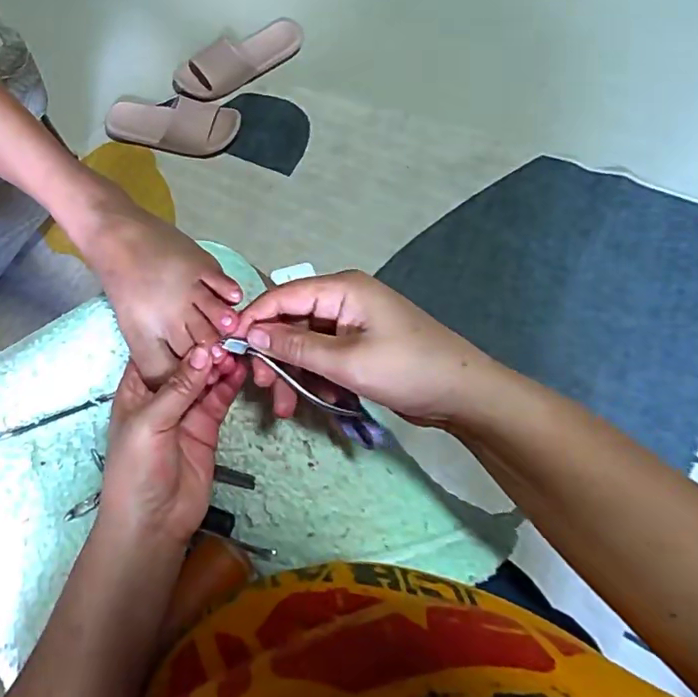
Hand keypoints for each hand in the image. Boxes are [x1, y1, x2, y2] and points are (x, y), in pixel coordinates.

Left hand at [76, 201, 242, 381]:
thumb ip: (153, 353)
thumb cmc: (122, 284)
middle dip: (212, 353)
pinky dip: (231, 295)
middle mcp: (171, 318)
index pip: (176, 369)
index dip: (191, 375)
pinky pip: (225, 286)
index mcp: (148, 337)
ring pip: (218, 322)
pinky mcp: (201, 266)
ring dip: (225, 326)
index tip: (201, 372)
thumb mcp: (130, 327)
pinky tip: (231, 298)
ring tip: (229, 327)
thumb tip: (177, 371)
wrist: (119, 239)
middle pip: (202, 348)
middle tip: (222, 351)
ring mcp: (190, 291)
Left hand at [99, 346, 247, 547]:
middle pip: (185, 364)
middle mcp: (160, 395)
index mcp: (135, 389)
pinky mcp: (205, 427)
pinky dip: (229, 385)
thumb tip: (203, 353)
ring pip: (205, 379)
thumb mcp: (150, 422)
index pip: (156, 352)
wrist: (153, 522)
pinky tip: (240, 371)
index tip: (202, 322)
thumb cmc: (135, 469)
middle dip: (204, 350)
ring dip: (219, 365)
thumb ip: (178, 388)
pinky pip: (218, 399)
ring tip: (236, 351)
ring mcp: (184, 411)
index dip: (178, 337)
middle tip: (227, 338)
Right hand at [237, 270, 514, 425]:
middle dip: (274, 355)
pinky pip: (323, 356)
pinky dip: (316, 378)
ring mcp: (351, 322)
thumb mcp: (346, 361)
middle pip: (290, 321)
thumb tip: (252, 334)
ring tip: (287, 407)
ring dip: (293, 373)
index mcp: (342, 289)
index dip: (253, 319)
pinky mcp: (358, 344)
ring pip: (304, 343)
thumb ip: (295, 346)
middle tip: (262, 386)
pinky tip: (320, 401)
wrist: (467, 396)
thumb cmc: (408, 369)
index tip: (230, 346)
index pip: (282, 296)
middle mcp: (343, 298)